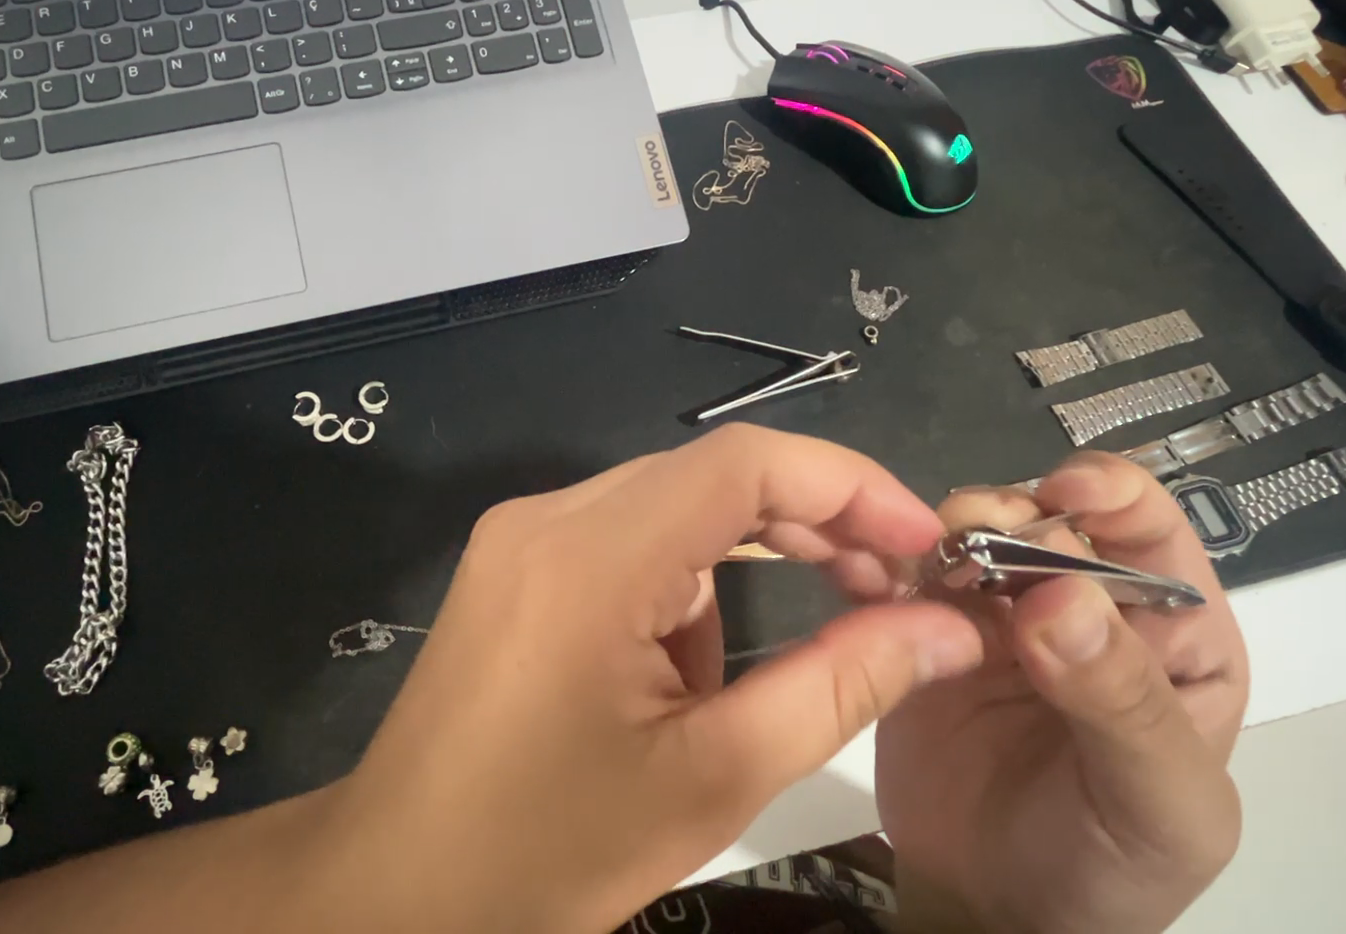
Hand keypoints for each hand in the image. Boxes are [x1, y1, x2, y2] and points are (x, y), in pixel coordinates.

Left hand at [321, 424, 984, 933]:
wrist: (399, 883)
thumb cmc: (551, 847)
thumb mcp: (715, 776)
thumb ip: (842, 687)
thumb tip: (946, 628)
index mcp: (592, 557)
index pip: (743, 462)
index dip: (848, 484)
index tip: (924, 542)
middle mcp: (549, 515)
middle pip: (708, 475)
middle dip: (808, 522)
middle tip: (888, 590)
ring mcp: (522, 533)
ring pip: (669, 507)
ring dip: (738, 565)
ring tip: (755, 669)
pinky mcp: (514, 560)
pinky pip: (623, 538)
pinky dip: (678, 585)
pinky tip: (673, 672)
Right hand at [874, 454, 1249, 933]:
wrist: (988, 905)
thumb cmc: (1103, 862)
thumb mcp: (1156, 802)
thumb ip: (1124, 703)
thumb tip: (1060, 595)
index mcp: (1165, 630)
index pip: (1147, 530)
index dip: (1111, 494)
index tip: (1062, 494)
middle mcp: (1077, 603)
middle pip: (1042, 518)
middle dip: (1006, 516)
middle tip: (964, 549)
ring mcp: (992, 612)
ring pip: (965, 535)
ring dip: (938, 534)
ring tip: (910, 572)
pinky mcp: (920, 626)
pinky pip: (900, 574)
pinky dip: (880, 559)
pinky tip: (865, 573)